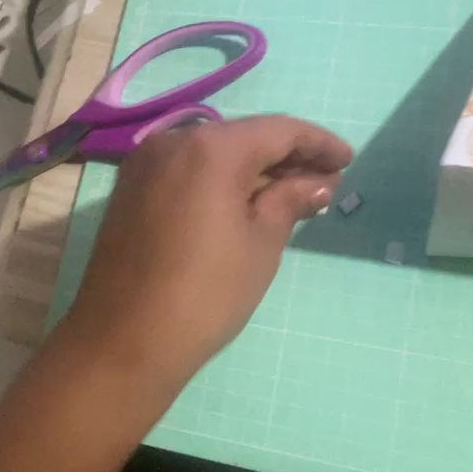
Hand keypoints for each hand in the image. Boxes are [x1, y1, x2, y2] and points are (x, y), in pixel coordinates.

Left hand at [59, 114, 351, 395]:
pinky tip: (243, 203)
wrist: (124, 341)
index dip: (318, 143)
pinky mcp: (129, 190)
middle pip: (242, 137)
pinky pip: (186, 172)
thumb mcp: (260, 245)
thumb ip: (290, 200)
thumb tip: (319, 183)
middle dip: (285, 157)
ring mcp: (144, 165)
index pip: (278, 130)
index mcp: (210, 148)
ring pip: (212, 154)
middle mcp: (172, 142)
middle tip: (324, 183)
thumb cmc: (205, 294)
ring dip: (252, 170)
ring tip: (291, 196)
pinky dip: (219, 181)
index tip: (348, 160)